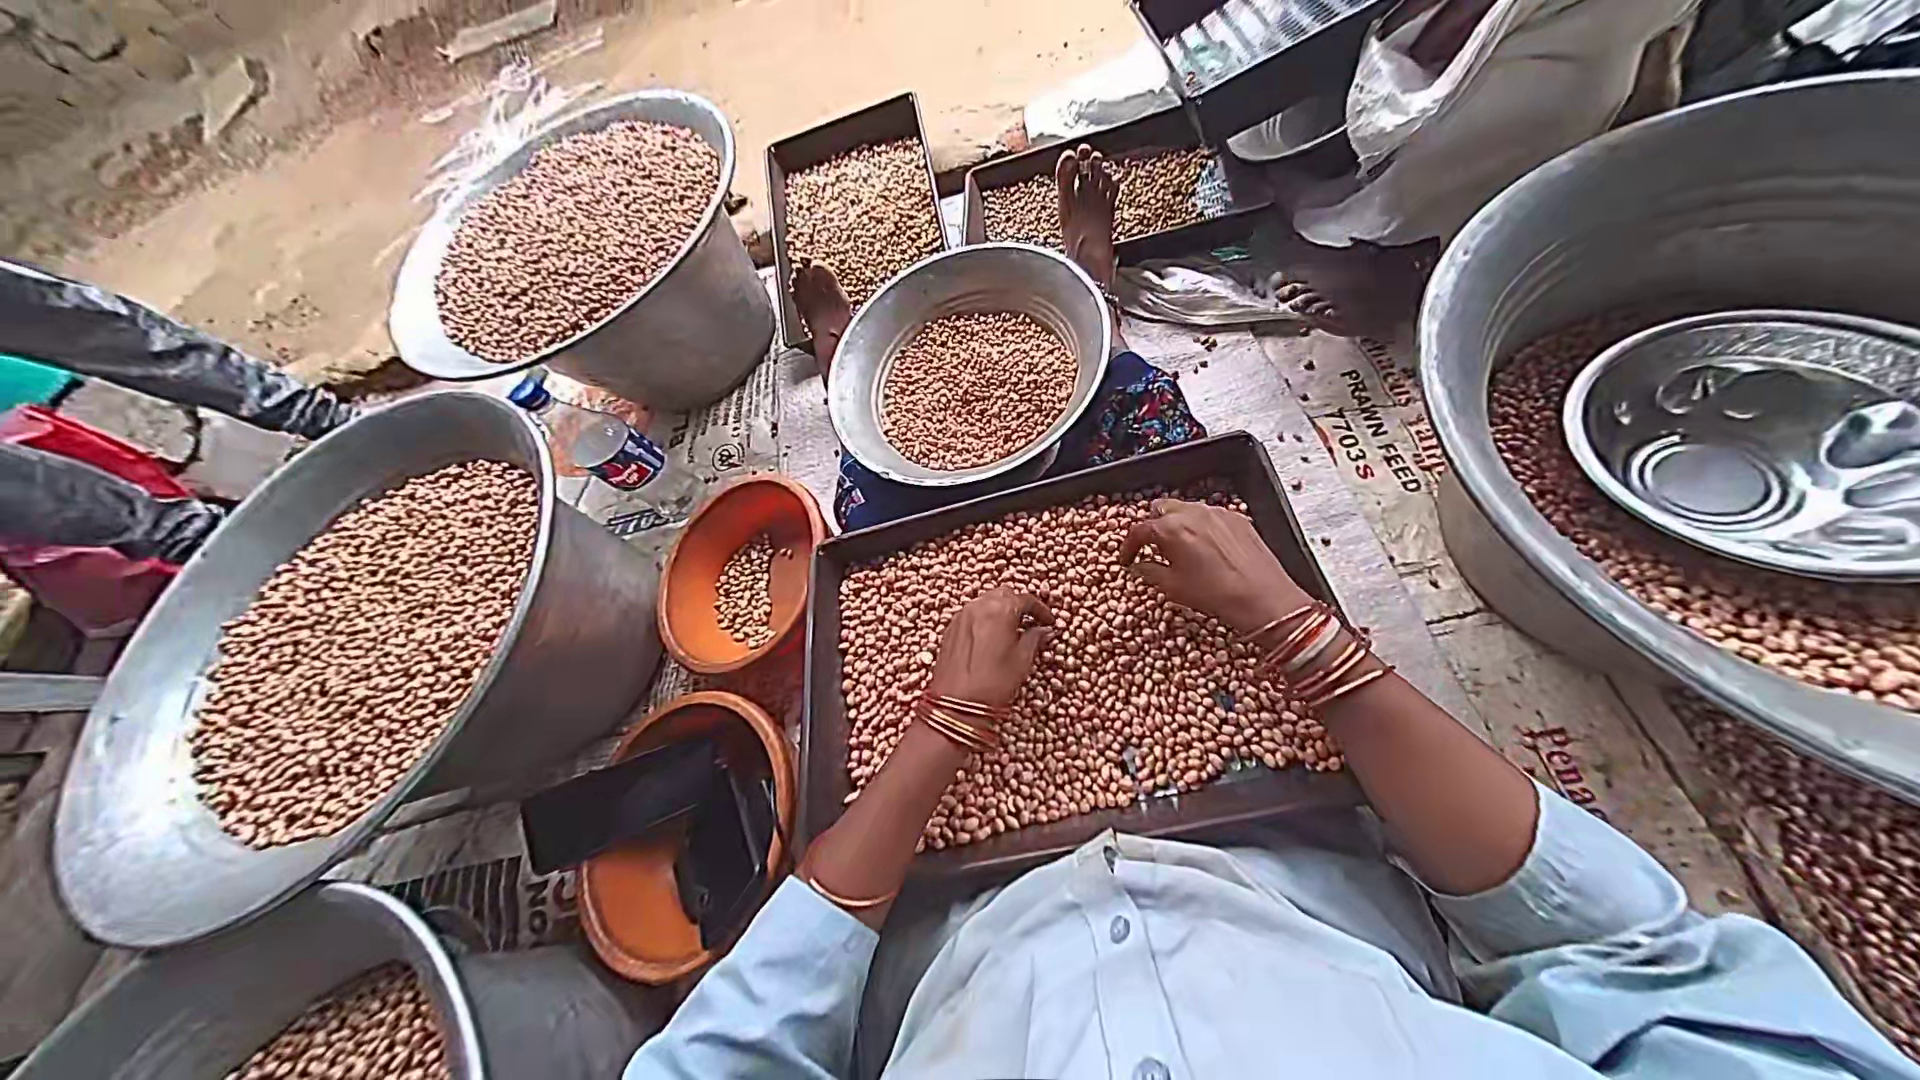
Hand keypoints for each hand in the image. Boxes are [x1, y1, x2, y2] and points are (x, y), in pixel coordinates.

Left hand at [925, 588, 1053, 716]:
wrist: (956, 704)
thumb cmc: (991, 683)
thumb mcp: (1022, 660)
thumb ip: (1034, 639)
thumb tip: (1043, 631)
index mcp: (999, 610)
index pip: (1025, 599)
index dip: (1040, 610)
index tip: (1048, 621)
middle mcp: (978, 607)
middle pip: (1003, 595)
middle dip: (1019, 605)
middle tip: (1031, 621)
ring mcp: (961, 617)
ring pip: (985, 603)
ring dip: (1000, 610)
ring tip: (1013, 630)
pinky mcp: (950, 630)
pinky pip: (971, 615)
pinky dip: (984, 619)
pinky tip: (992, 637)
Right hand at [1118, 499, 1314, 632]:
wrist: (1263, 599)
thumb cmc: (1218, 594)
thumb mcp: (1172, 587)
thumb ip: (1149, 571)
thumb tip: (1139, 567)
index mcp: (1171, 528)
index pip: (1139, 530)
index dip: (1128, 546)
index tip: (1128, 558)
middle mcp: (1193, 514)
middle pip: (1160, 509)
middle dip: (1152, 527)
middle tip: (1151, 548)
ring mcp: (1217, 513)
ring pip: (1185, 509)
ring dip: (1175, 524)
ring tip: (1177, 548)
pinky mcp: (1237, 518)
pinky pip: (1209, 515)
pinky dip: (1199, 526)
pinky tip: (1203, 548)